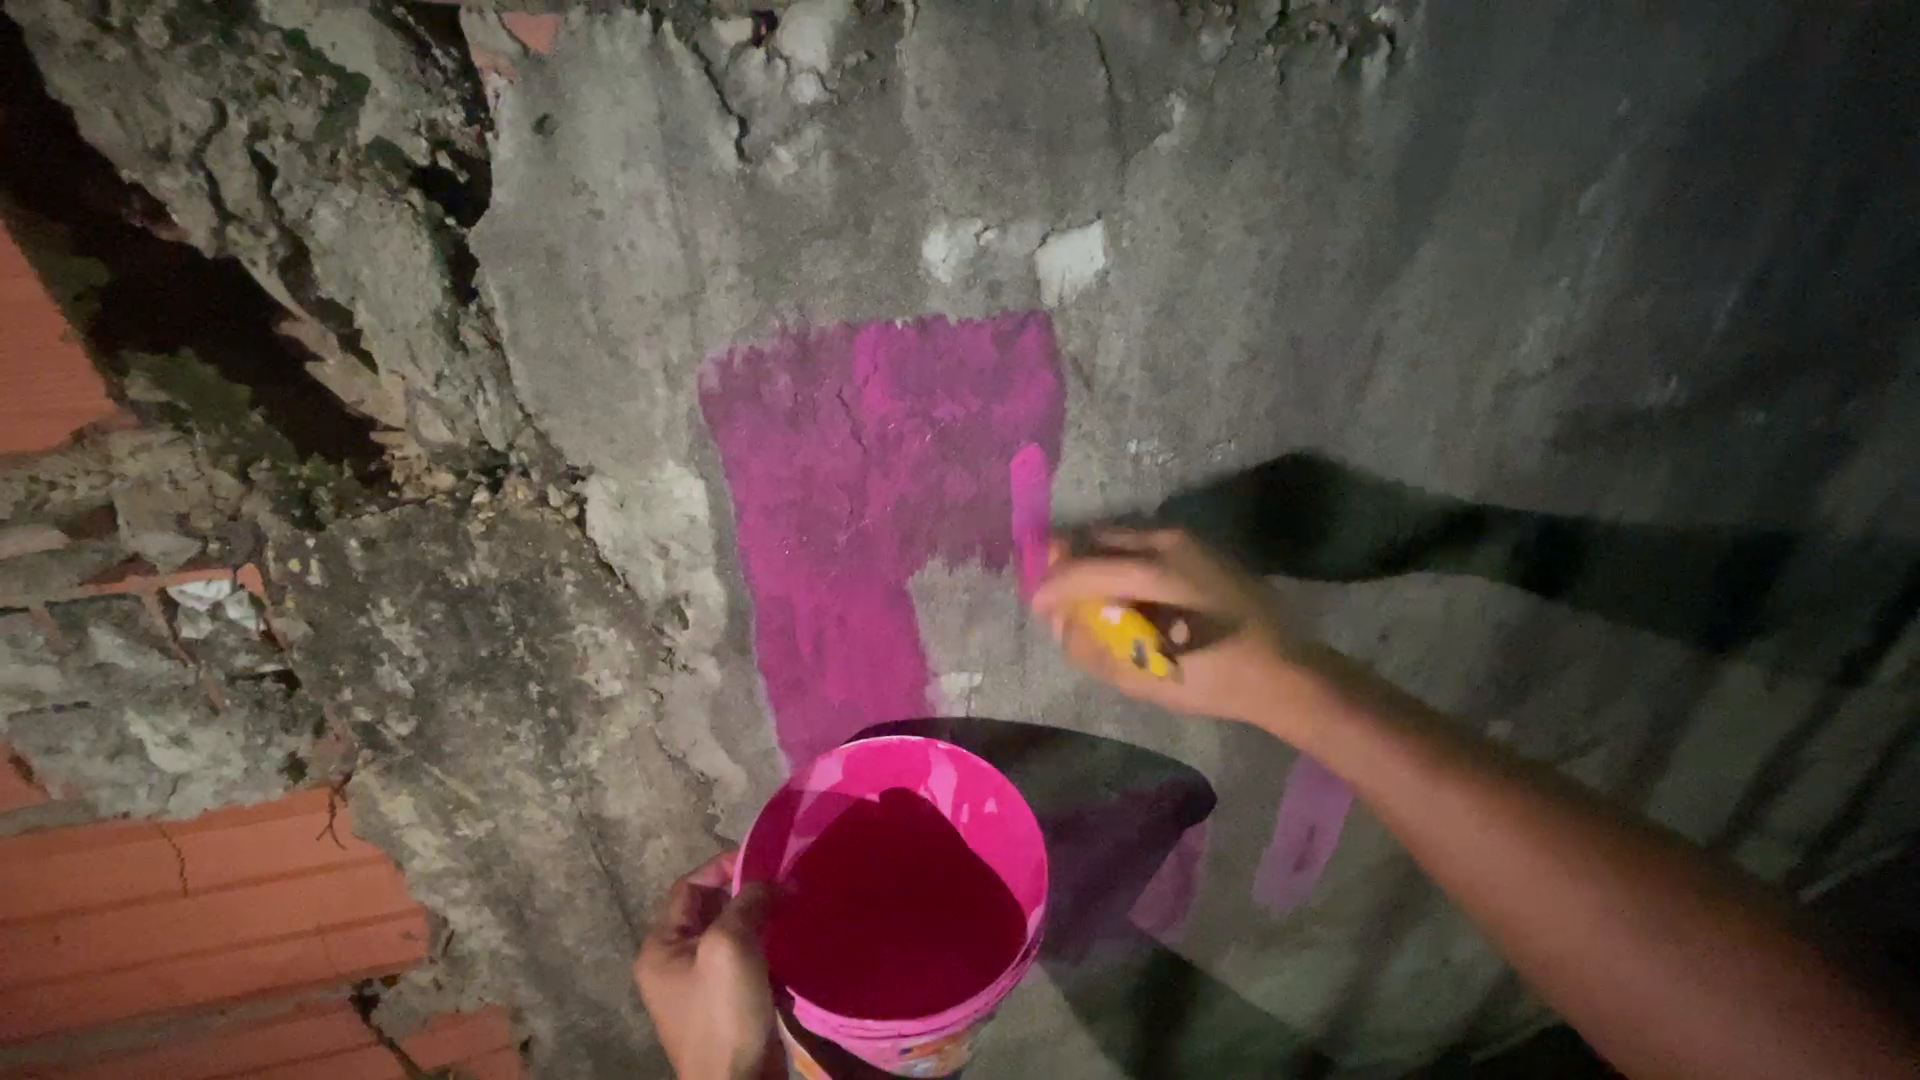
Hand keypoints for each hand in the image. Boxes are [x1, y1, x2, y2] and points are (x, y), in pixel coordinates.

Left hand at [635, 851, 778, 1079]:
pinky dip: (762, 942)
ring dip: (756, 916)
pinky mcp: (723, 1002)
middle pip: (708, 907)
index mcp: (660, 947)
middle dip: (744, 890)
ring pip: (727, 932)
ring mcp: (697, 985)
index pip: (688, 887)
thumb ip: (748, 901)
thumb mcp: (730, 944)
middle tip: (781, 881)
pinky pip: (740, 957)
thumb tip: (777, 883)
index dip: (723, 866)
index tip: (763, 859)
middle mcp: (672, 962)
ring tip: (789, 904)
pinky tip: (786, 936)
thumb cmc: (722, 1012)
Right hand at [1031, 527, 1311, 727]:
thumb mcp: (1142, 677)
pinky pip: (1138, 542)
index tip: (1036, 606)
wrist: (1285, 670)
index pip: (1082, 568)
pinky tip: (1121, 593)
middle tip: (1056, 599)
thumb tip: (1060, 623)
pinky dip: (1117, 561)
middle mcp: (1166, 540)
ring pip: (1115, 536)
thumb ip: (1090, 647)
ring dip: (1092, 561)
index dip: (1050, 586)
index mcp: (1154, 572)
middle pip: (1094, 539)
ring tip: (1086, 597)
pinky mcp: (1196, 545)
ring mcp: (1184, 538)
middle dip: (1066, 565)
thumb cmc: (1214, 679)